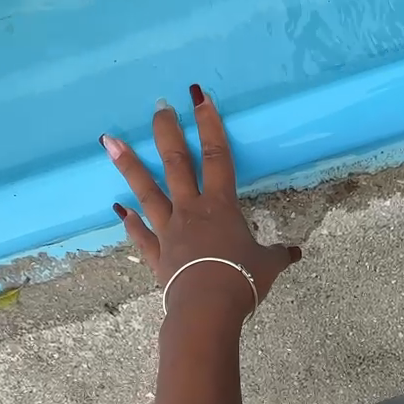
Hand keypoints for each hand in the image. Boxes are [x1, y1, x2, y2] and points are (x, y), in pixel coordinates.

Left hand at [101, 86, 299, 324]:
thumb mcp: (268, 266)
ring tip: (109, 141)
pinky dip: (131, 223)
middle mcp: (191, 211)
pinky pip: (142, 235)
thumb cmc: (242, 280)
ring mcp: (169, 231)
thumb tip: (294, 252)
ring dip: (129, 166)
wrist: (208, 307)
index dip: (211, 125)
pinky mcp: (157, 255)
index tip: (199, 96)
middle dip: (168, 132)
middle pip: (177, 163)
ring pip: (147, 191)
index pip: (218, 157)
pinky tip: (120, 209)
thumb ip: (278, 254)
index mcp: (221, 206)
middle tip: (159, 106)